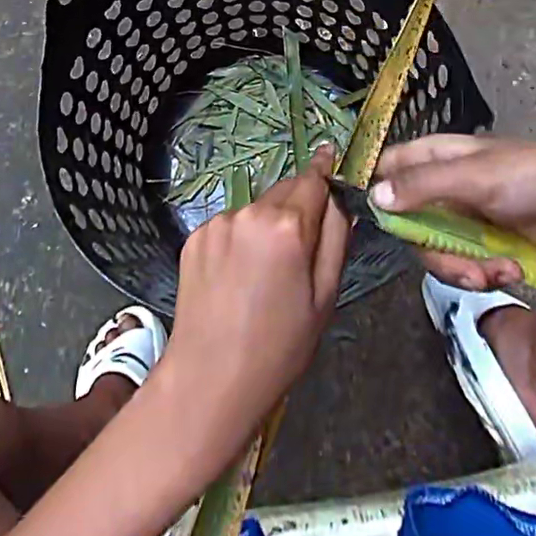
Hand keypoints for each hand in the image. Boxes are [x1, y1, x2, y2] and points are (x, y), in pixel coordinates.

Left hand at [160, 145, 349, 457]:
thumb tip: (341, 200)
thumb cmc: (279, 346)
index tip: (331, 157)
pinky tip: (239, 273)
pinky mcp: (194, 236)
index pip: (313, 179)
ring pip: (256, 208)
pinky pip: (230, 224)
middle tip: (305, 240)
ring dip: (269, 222)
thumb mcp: (324, 296)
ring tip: (267, 269)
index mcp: (286, 225)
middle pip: (284, 190)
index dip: (326, 171)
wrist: (210, 378)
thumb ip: (336, 238)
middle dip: (299, 203)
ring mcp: (216, 222)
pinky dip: (241, 237)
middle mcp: (249, 212)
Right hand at [371, 135, 535, 290]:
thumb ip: (422, 186)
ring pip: (435, 249)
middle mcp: (445, 186)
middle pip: (408, 220)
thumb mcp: (476, 177)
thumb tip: (373, 197)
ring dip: (461, 267)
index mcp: (439, 156)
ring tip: (496, 273)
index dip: (380, 190)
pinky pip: (463, 264)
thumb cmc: (534, 178)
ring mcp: (465, 218)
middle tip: (459, 266)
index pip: (390, 167)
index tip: (379, 220)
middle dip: (432, 249)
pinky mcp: (485, 245)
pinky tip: (510, 271)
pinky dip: (482, 273)